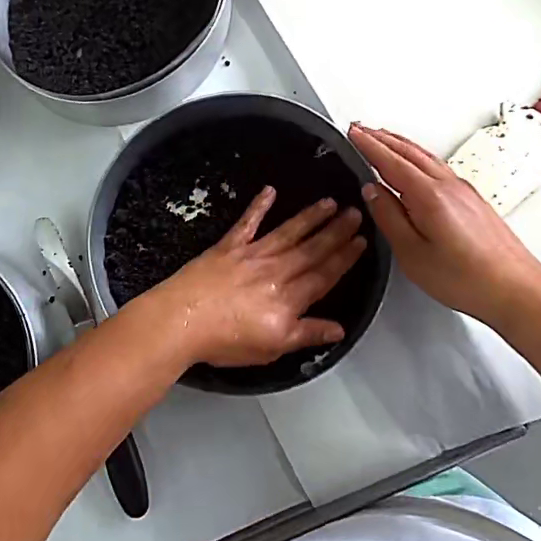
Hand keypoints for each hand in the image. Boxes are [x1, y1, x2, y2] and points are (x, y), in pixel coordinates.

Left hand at [131, 186, 368, 368]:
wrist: (179, 321)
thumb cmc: (222, 340)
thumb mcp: (271, 348)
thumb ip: (305, 335)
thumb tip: (337, 330)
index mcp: (288, 299)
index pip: (325, 275)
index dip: (345, 258)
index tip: (361, 242)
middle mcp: (274, 272)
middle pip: (312, 249)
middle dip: (336, 231)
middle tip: (355, 213)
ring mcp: (249, 257)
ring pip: (287, 233)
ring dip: (309, 217)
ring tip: (328, 202)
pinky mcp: (225, 249)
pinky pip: (246, 223)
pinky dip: (258, 207)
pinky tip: (269, 192)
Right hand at [347, 124, 540, 326]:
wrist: (515, 289)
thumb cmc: (466, 277)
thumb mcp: (410, 252)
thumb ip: (388, 217)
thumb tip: (372, 192)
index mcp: (429, 196)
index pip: (390, 161)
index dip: (368, 145)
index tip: (352, 132)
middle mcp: (449, 187)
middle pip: (410, 152)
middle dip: (382, 138)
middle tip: (361, 129)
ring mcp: (464, 192)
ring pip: (426, 157)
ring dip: (400, 144)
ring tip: (383, 138)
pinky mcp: (471, 201)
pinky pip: (438, 168)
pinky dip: (417, 157)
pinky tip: (413, 164)